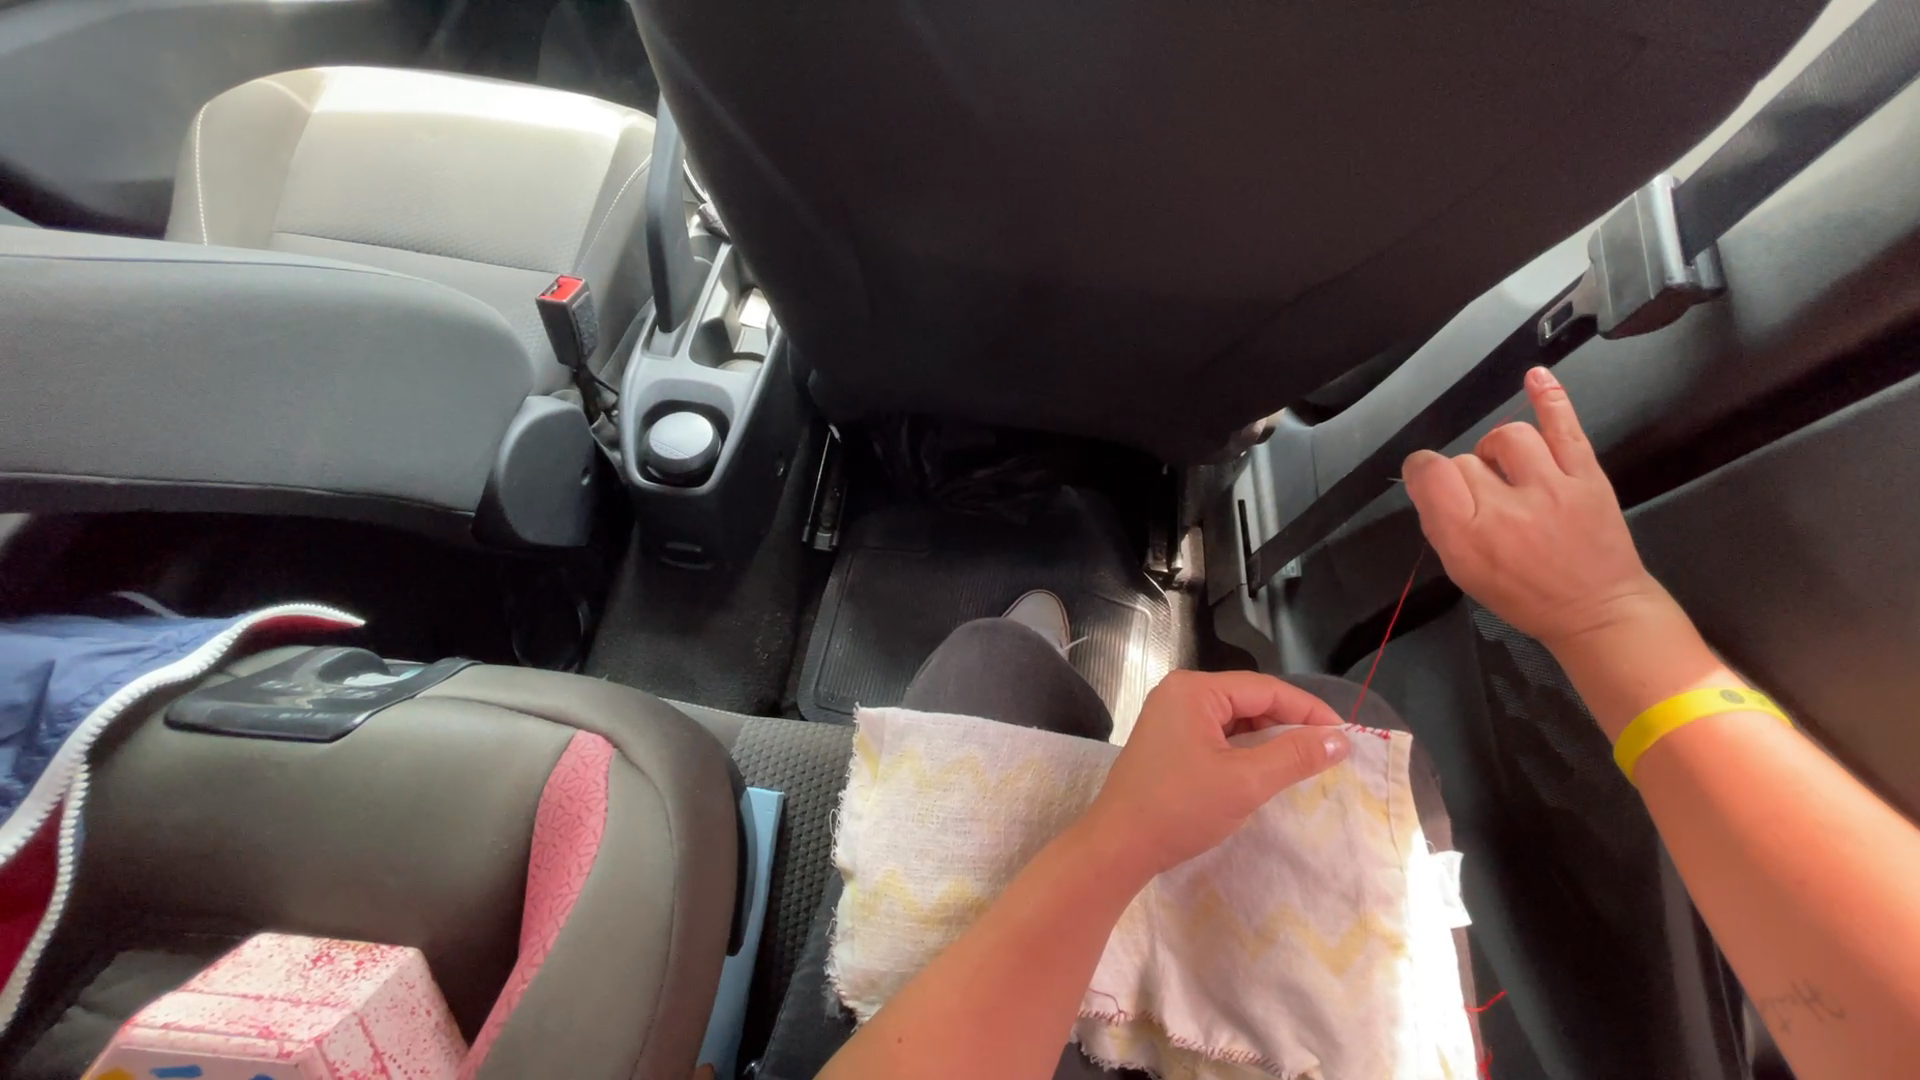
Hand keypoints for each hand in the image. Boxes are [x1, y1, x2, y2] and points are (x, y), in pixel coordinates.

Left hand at [1080, 670, 1348, 880]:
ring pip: (1235, 719)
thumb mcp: (1245, 781)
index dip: (1308, 710)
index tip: (1346, 736)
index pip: (1264, 688)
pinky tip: (1267, 769)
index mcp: (1193, 690)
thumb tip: (1340, 738)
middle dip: (1289, 724)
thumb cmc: (1180, 807)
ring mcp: (1170, 717)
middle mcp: (1179, 693)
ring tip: (1305, 763)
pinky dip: (1245, 750)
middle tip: (1329, 752)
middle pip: (1249, 700)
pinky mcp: (1168, 741)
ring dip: (1268, 739)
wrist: (1119, 844)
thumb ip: (1294, 756)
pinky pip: (1217, 735)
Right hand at [1403, 367, 1668, 651]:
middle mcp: (1505, 507)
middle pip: (1465, 459)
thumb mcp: (1460, 570)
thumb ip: (1441, 523)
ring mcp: (1551, 487)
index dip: (1423, 470)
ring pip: (1507, 437)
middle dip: (1466, 474)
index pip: (1429, 473)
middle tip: (1484, 500)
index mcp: (1466, 535)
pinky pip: (1565, 428)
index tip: (1430, 480)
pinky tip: (1535, 376)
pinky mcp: (1588, 476)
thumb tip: (1432, 483)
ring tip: (1505, 468)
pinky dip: (1550, 398)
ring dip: (1496, 447)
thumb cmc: (1520, 593)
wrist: (1595, 609)